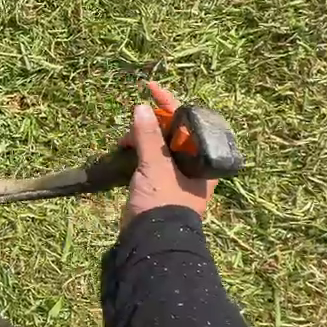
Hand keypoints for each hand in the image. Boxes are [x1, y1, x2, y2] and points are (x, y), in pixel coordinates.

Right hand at [122, 80, 216, 228]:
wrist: (153, 238)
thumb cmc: (163, 201)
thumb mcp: (156, 166)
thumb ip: (148, 136)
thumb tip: (140, 108)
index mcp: (203, 160)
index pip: (189, 122)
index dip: (169, 103)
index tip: (151, 88)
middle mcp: (193, 164)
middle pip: (172, 130)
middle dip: (149, 123)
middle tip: (131, 128)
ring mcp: (175, 173)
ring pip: (157, 143)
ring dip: (139, 137)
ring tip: (124, 143)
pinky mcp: (158, 182)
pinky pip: (148, 156)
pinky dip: (136, 149)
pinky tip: (124, 150)